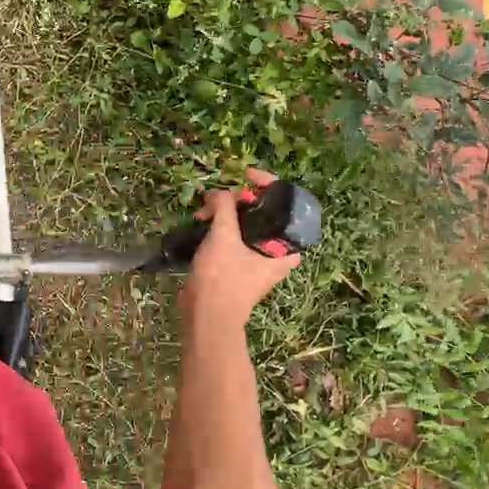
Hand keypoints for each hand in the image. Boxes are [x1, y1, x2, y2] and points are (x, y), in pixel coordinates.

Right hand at [180, 167, 300, 329]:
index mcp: (287, 247)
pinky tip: (201, 222)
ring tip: (202, 212)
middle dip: (236, 200)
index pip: (285, 205)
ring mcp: (258, 257)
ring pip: (245, 222)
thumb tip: (219, 192)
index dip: (266, 184)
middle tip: (215, 198)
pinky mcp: (240, 262)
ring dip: (224, 212)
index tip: (245, 175)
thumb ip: (224, 207)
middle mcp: (278, 251)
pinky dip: (220, 225)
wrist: (207, 313)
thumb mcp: (223, 236)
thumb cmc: (223, 276)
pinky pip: (234, 234)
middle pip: (262, 212)